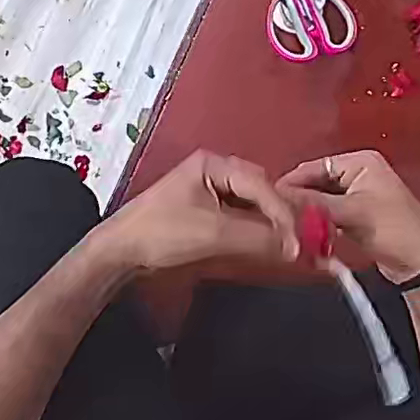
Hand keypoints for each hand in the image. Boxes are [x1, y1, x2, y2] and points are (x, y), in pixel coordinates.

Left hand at [90, 150, 298, 273]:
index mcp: (213, 164)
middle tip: (300, 239)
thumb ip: (256, 237)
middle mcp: (214, 172)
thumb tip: (296, 247)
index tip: (299, 240)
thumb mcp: (212, 233)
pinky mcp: (206, 213)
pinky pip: (241, 217)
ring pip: (252, 204)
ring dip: (270, 223)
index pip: (260, 183)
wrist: (119, 254)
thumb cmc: (162, 234)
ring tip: (289, 243)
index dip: (282, 212)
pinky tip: (268, 244)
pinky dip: (256, 230)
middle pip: (260, 190)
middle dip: (280, 214)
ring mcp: (210, 192)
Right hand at [278, 150, 419, 281]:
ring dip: (308, 214)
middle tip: (276, 216)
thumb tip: (278, 195)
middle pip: (316, 183)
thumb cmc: (394, 229)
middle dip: (299, 200)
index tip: (269, 198)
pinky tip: (305, 234)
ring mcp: (357, 194)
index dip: (293, 182)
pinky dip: (318, 223)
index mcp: (360, 162)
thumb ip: (314, 203)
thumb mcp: (353, 213)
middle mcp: (357, 172)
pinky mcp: (356, 215)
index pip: (316, 166)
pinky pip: (328, 214)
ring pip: (320, 201)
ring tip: (287, 226)